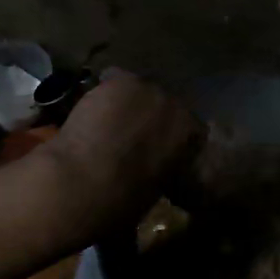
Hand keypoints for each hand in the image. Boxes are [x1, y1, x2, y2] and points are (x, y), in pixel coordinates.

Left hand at [43, 70, 202, 217]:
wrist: (88, 182)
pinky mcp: (123, 80)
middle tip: (128, 133)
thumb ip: (162, 168)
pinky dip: (104, 90)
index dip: (168, 136)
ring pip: (139, 90)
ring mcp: (151, 90)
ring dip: (127, 102)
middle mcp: (178, 107)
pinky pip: (114, 79)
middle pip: (164, 104)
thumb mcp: (155, 189)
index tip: (153, 148)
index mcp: (191, 137)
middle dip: (149, 116)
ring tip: (107, 119)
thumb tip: (153, 167)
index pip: (188, 128)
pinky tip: (91, 107)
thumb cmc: (123, 199)